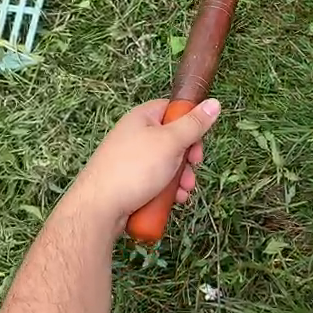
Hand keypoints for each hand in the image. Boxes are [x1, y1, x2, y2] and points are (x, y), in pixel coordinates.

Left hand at [64, 98, 221, 225]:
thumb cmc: (134, 170)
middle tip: (192, 167)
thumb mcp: (171, 142)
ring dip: (181, 178)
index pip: (173, 110)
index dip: (190, 123)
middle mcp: (135, 135)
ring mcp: (131, 160)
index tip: (198, 140)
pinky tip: (174, 201)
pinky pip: (156, 181)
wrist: (98, 209)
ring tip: (183, 192)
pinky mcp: (129, 181)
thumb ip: (194, 124)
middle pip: (173, 139)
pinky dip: (167, 190)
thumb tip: (214, 103)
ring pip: (167, 164)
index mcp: (142, 118)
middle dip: (188, 158)